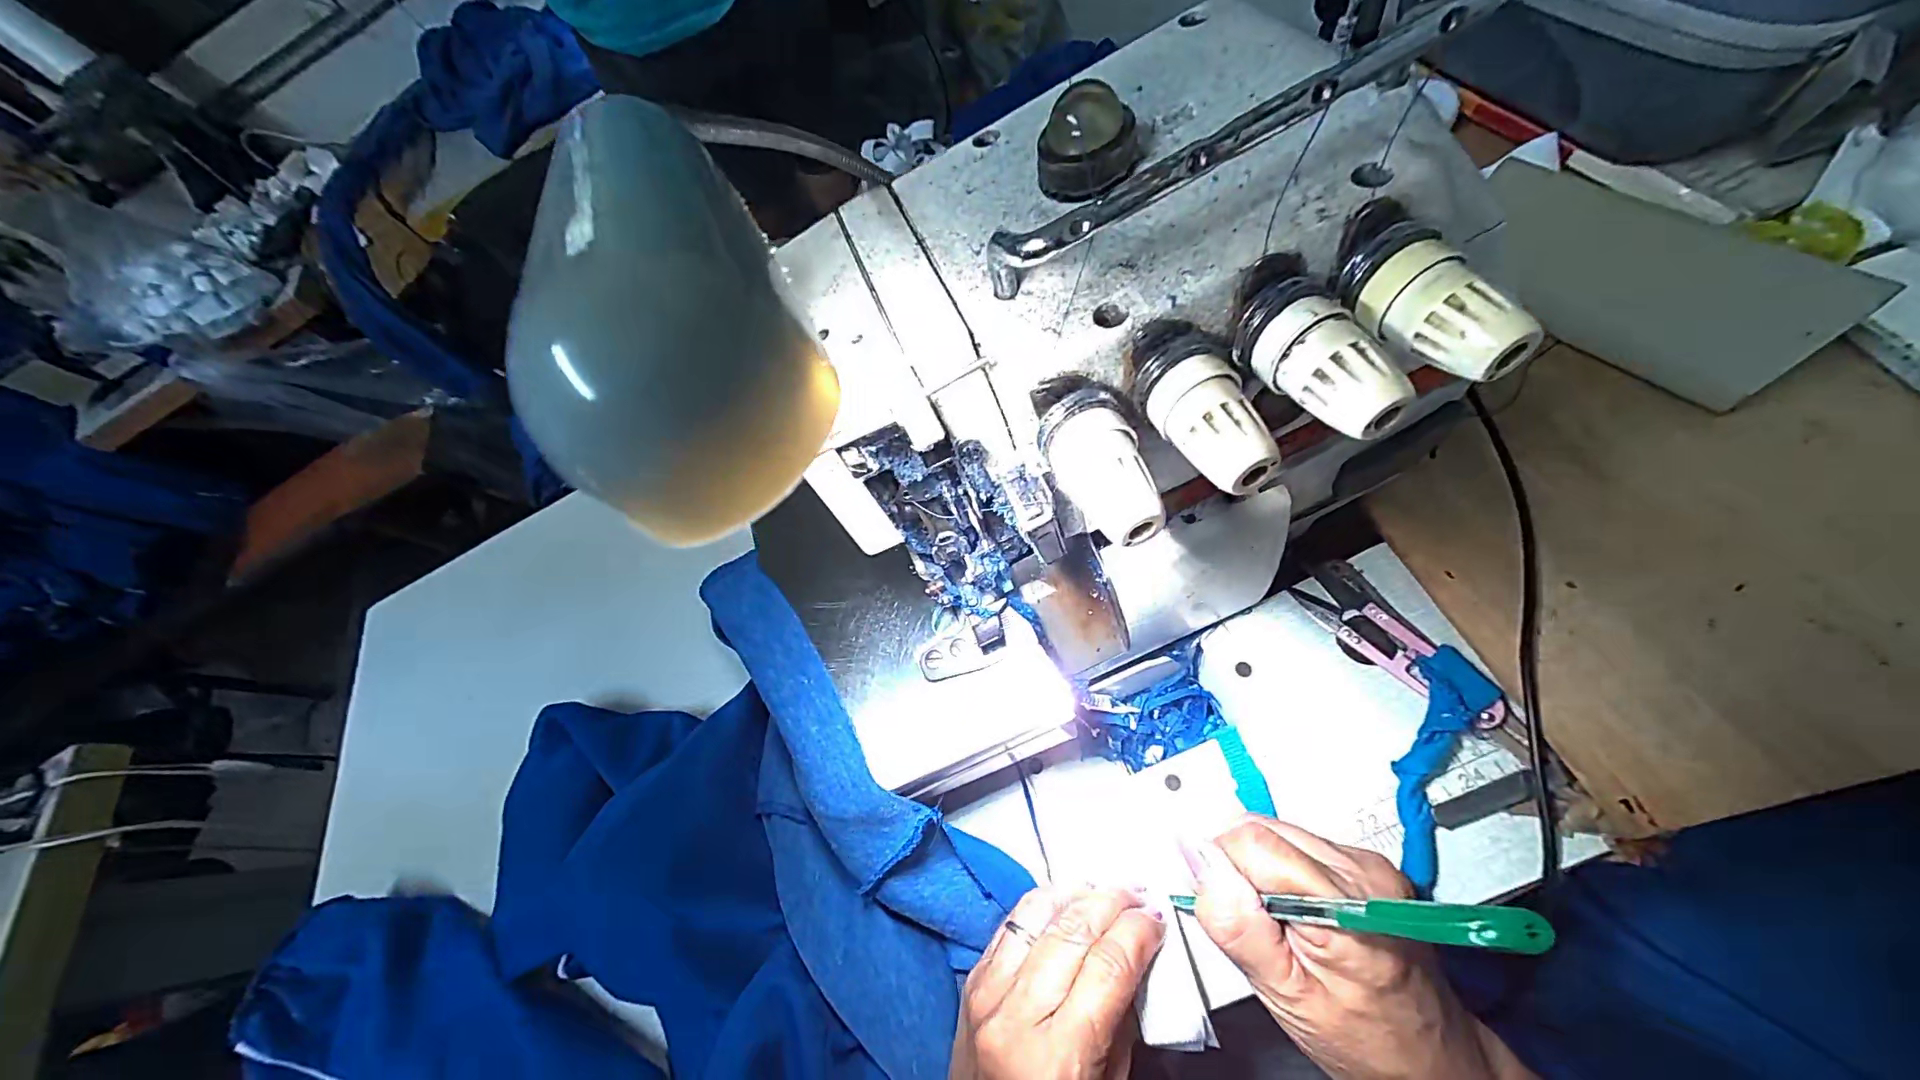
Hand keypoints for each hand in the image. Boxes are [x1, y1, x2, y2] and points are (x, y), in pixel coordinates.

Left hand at [950, 885, 1166, 1079]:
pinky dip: (1041, 905)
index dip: (1138, 933)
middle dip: (1112, 903)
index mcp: (1056, 1056)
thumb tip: (1138, 957)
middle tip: (1137, 895)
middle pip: (1073, 931)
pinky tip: (1063, 901)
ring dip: (1076, 893)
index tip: (1157, 919)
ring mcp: (988, 992)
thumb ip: (1121, 1022)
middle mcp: (1016, 1015)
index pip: (1107, 967)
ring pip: (1036, 913)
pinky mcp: (972, 979)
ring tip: (1104, 891)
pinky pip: (1010, 923)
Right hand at [1185, 817, 1534, 1079]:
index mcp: (1344, 902)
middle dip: (1237, 867)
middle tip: (1253, 924)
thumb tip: (1201, 864)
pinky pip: (1296, 843)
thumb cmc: (1369, 1042)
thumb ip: (1238, 926)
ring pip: (1274, 830)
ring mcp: (1367, 863)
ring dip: (1259, 868)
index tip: (1227, 910)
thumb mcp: (1287, 996)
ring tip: (1278, 922)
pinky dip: (1280, 870)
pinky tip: (1296, 912)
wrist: (1431, 1057)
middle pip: (1260, 828)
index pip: (1250, 841)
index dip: (1222, 871)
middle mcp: (1361, 870)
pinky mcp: (1365, 863)